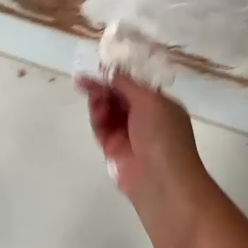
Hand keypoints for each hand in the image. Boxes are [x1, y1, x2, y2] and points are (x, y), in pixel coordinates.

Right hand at [77, 73, 208, 210]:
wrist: (161, 180)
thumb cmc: (163, 136)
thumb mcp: (150, 101)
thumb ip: (127, 84)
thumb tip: (112, 72)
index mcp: (160, 105)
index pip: (135, 86)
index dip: (118, 76)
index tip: (100, 67)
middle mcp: (145, 118)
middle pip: (118, 97)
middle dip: (103, 87)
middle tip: (85, 80)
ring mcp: (128, 134)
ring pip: (107, 111)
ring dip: (99, 101)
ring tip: (94, 97)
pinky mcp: (113, 149)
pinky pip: (101, 128)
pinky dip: (96, 118)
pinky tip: (95, 110)